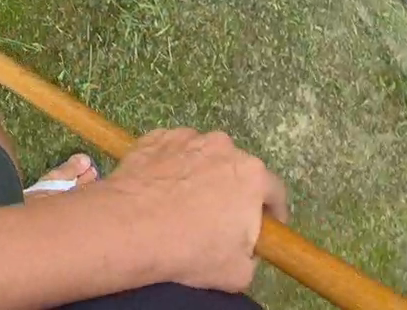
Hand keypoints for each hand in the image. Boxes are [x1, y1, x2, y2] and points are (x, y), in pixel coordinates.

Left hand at [98, 128, 289, 291]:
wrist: (132, 224)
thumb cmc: (192, 249)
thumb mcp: (240, 272)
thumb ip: (252, 253)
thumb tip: (243, 244)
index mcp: (251, 174)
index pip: (274, 191)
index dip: (272, 212)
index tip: (266, 227)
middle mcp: (222, 145)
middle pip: (237, 169)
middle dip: (233, 191)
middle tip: (218, 218)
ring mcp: (186, 136)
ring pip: (203, 156)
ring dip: (200, 174)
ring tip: (182, 202)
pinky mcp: (156, 136)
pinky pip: (172, 151)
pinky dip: (171, 165)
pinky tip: (160, 188)